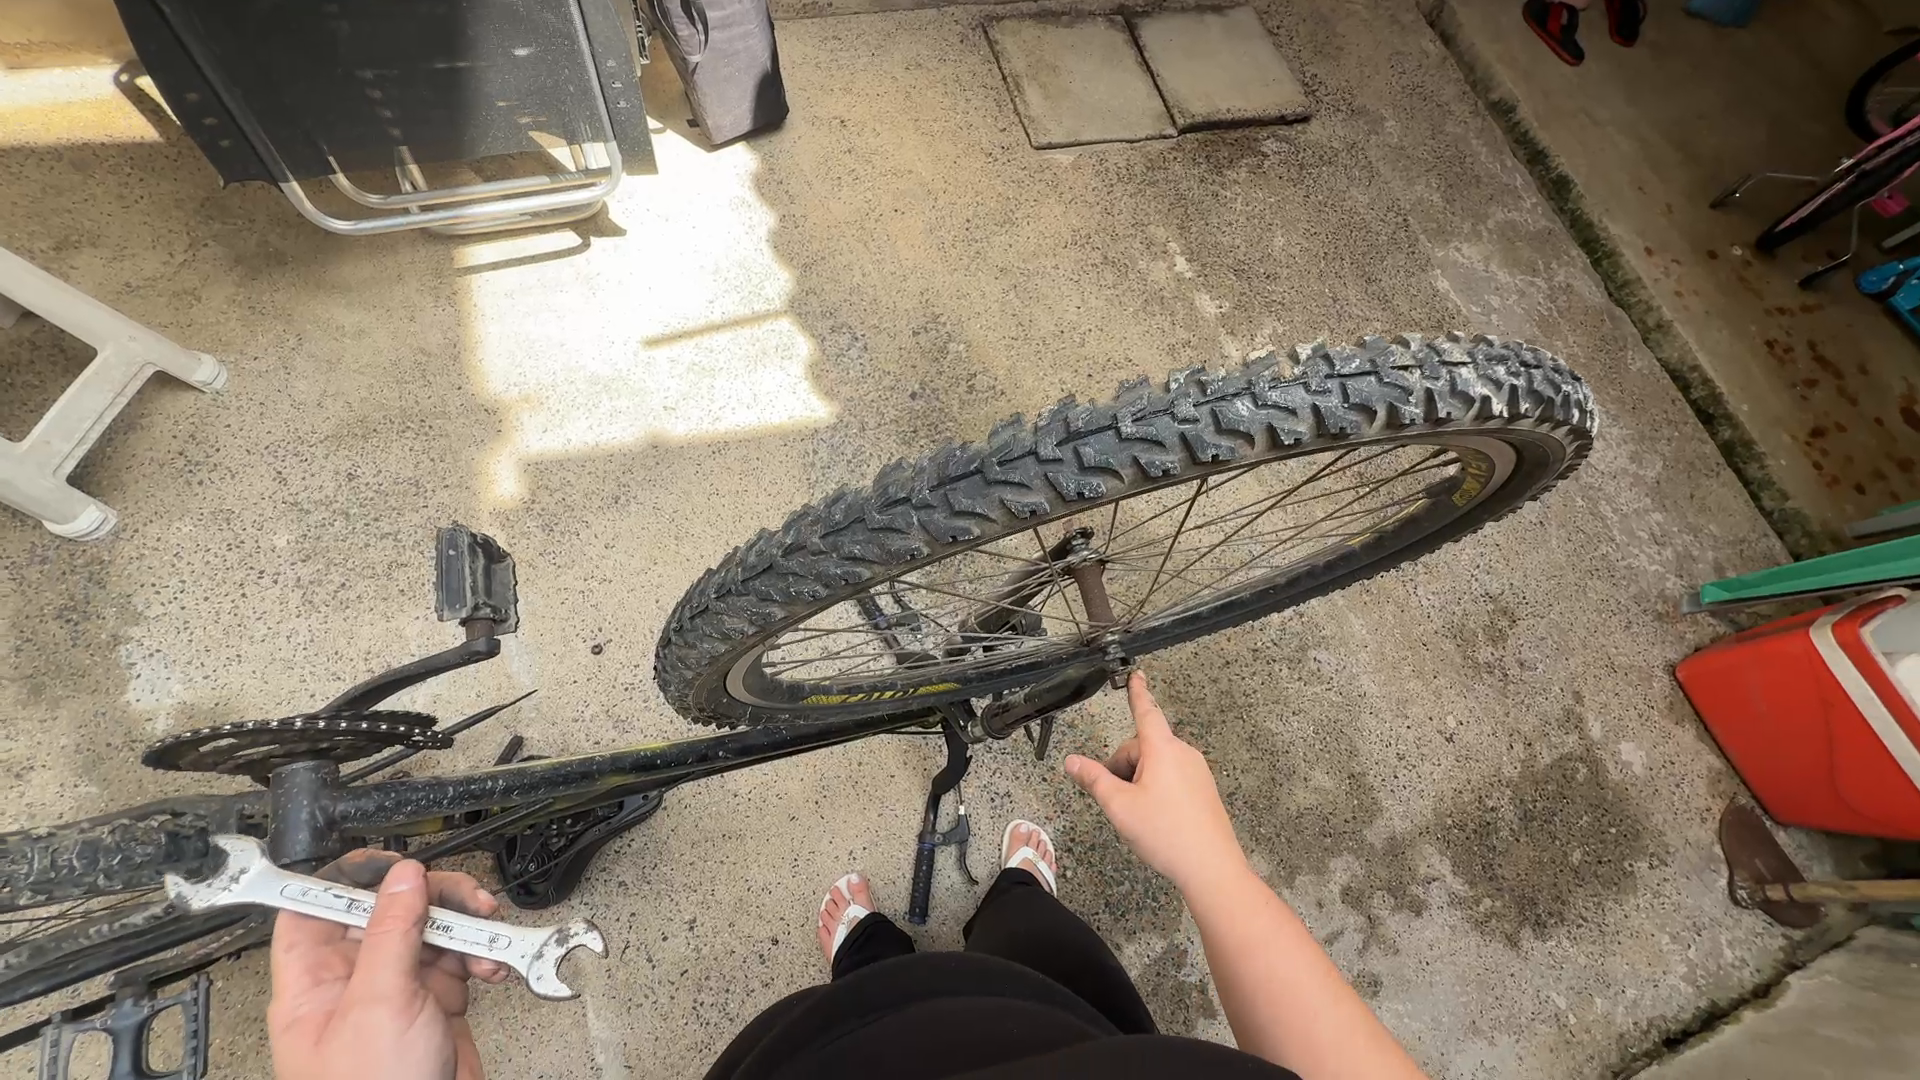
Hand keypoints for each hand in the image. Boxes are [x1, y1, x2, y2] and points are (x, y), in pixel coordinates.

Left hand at [269, 851, 509, 1079]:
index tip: (388, 858)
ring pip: (432, 927)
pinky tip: (492, 965)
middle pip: (388, 909)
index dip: (344, 878)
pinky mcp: (436, 999)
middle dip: (433, 898)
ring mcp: (397, 989)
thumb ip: (393, 934)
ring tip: (485, 936)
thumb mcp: (381, 1004)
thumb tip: (402, 877)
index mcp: (315, 985)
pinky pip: (461, 955)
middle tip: (462, 900)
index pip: (313, 911)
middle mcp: (354, 981)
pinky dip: (483, 952)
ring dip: (467, 925)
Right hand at [1064, 671, 1249, 892]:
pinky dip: (1156, 789)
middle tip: (1114, 799)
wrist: (1212, 869)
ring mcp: (1197, 772)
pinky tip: (1154, 818)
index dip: (1137, 692)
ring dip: (1138, 779)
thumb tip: (1071, 761)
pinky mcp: (1203, 790)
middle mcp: (1183, 753)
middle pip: (1142, 747)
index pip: (1145, 712)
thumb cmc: (1165, 833)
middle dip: (1123, 766)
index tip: (1137, 675)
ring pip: (1156, 764)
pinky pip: (1172, 777)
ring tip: (1135, 813)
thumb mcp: (1119, 806)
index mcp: (1162, 750)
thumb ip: (1093, 779)